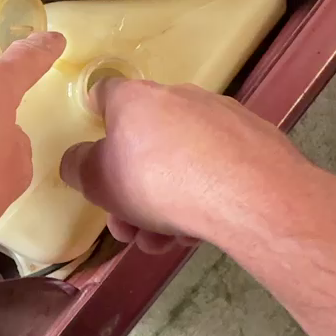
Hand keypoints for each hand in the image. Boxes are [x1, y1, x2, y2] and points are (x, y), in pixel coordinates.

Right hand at [60, 80, 335, 252]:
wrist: (247, 196)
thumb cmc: (157, 182)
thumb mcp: (97, 182)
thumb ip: (78, 167)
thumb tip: (78, 159)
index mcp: (135, 99)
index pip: (106, 93)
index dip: (96, 115)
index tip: (96, 141)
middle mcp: (179, 97)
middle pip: (145, 140)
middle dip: (132, 188)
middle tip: (129, 226)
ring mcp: (222, 118)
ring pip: (181, 161)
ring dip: (165, 204)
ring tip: (163, 242)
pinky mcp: (257, 142)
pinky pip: (215, 170)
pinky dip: (202, 197)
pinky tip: (198, 231)